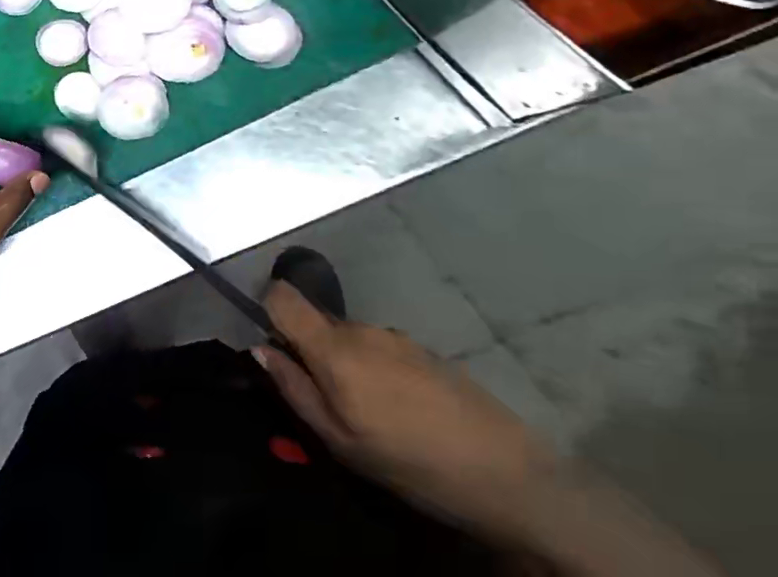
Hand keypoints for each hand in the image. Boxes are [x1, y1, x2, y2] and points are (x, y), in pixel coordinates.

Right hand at [255, 281, 555, 531]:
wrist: (517, 481)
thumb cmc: (411, 461)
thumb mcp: (338, 438)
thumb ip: (293, 387)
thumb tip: (261, 350)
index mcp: (333, 348)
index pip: (283, 296)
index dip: (268, 307)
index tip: (273, 339)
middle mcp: (363, 331)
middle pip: (318, 322)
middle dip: (312, 348)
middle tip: (327, 394)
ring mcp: (400, 340)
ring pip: (352, 338)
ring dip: (349, 361)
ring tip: (371, 408)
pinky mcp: (431, 354)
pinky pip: (385, 351)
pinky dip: (380, 371)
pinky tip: (404, 410)